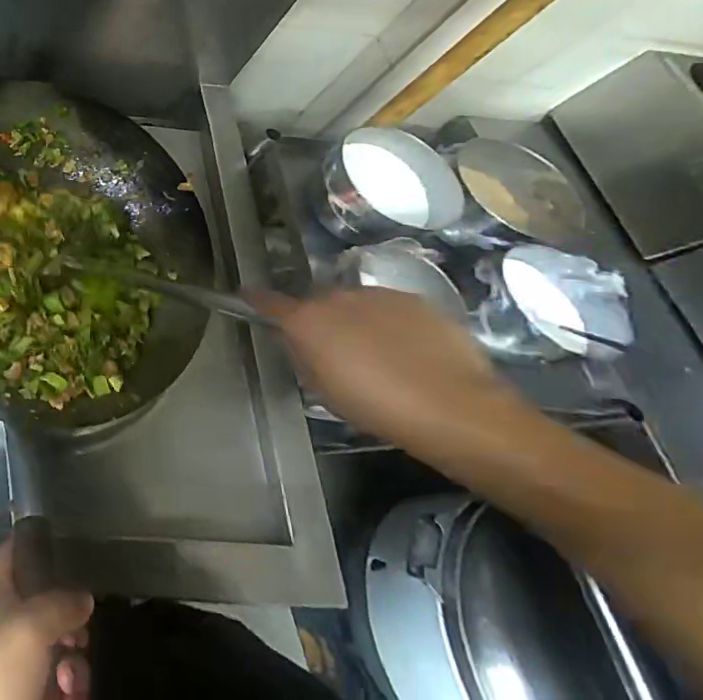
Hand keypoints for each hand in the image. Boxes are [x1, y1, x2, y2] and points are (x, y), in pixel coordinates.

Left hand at [0, 538, 94, 699]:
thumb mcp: (28, 624)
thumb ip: (59, 604)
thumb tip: (84, 596)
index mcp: (0, 597)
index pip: (12, 555)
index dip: (28, 539)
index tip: (55, 529)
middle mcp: (13, 626)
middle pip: (51, 607)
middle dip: (73, 618)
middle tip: (80, 631)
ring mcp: (26, 665)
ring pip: (66, 649)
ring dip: (77, 662)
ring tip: (69, 677)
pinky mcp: (39, 697)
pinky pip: (68, 685)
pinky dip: (76, 688)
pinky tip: (70, 695)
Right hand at [253, 288, 520, 444]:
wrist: (454, 408)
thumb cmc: (376, 407)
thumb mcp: (323, 390)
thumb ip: (303, 356)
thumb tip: (297, 340)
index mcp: (306, 320)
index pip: (269, 302)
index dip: (256, 300)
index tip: (248, 297)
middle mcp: (337, 297)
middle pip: (318, 302)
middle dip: (320, 318)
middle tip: (334, 348)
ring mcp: (378, 294)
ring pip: (356, 303)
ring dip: (357, 319)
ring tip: (377, 352)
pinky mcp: (416, 300)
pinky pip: (390, 308)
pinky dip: (391, 323)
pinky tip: (409, 351)